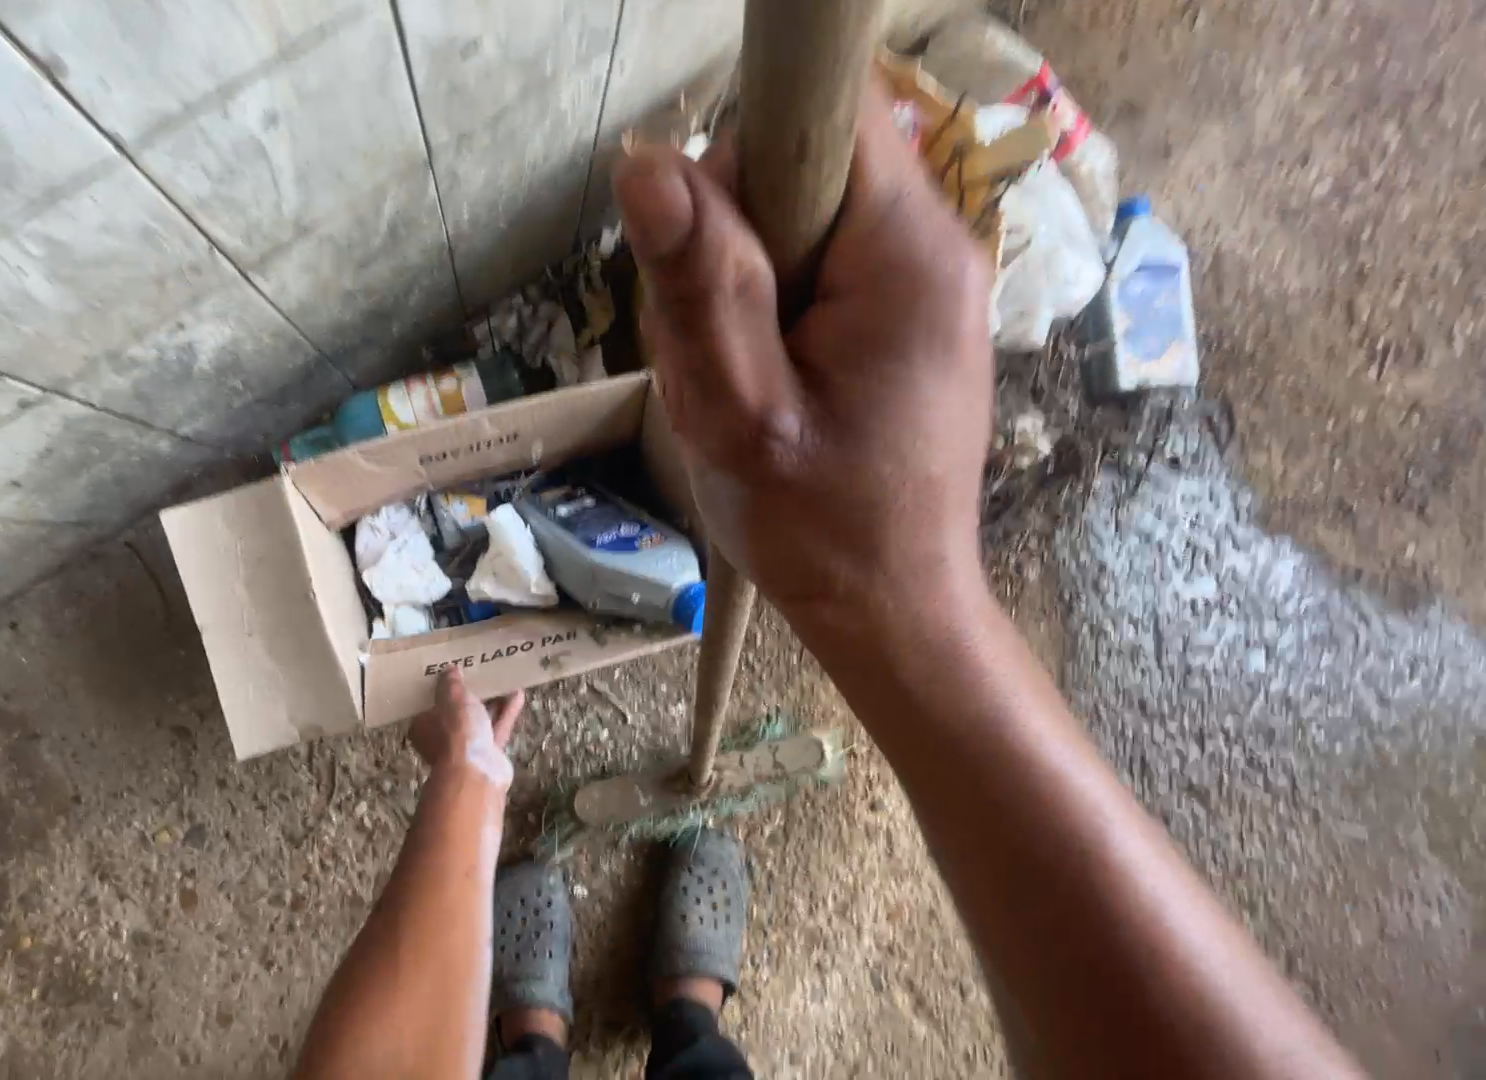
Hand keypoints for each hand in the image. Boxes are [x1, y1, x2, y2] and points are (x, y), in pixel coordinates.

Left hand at [409, 670, 525, 787]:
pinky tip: (518, 694)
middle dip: (471, 694)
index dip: (442, 687)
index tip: (455, 671)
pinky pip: (497, 727)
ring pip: (480, 719)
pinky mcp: (488, 752)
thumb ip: (451, 683)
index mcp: (424, 725)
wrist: (476, 772)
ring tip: (503, 679)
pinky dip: (506, 712)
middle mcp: (443, 737)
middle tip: (482, 672)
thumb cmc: (456, 731)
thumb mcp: (451, 698)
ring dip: (492, 701)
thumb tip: (450, 670)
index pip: (430, 703)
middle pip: (457, 711)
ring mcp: (467, 747)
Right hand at [612, 79, 995, 640]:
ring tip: (736, 394)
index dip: (736, 169)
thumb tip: (645, 164)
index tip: (704, 268)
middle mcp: (928, 245)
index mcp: (904, 253)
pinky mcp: (892, 317)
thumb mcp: (740, 416)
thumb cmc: (818, 529)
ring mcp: (913, 281)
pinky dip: (757, 326)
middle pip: (789, 175)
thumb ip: (701, 290)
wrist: (886, 605)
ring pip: (783, 231)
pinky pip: (802, 277)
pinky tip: (756, 394)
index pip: (814, 114)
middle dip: (723, 256)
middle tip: (714, 363)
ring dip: (731, 302)